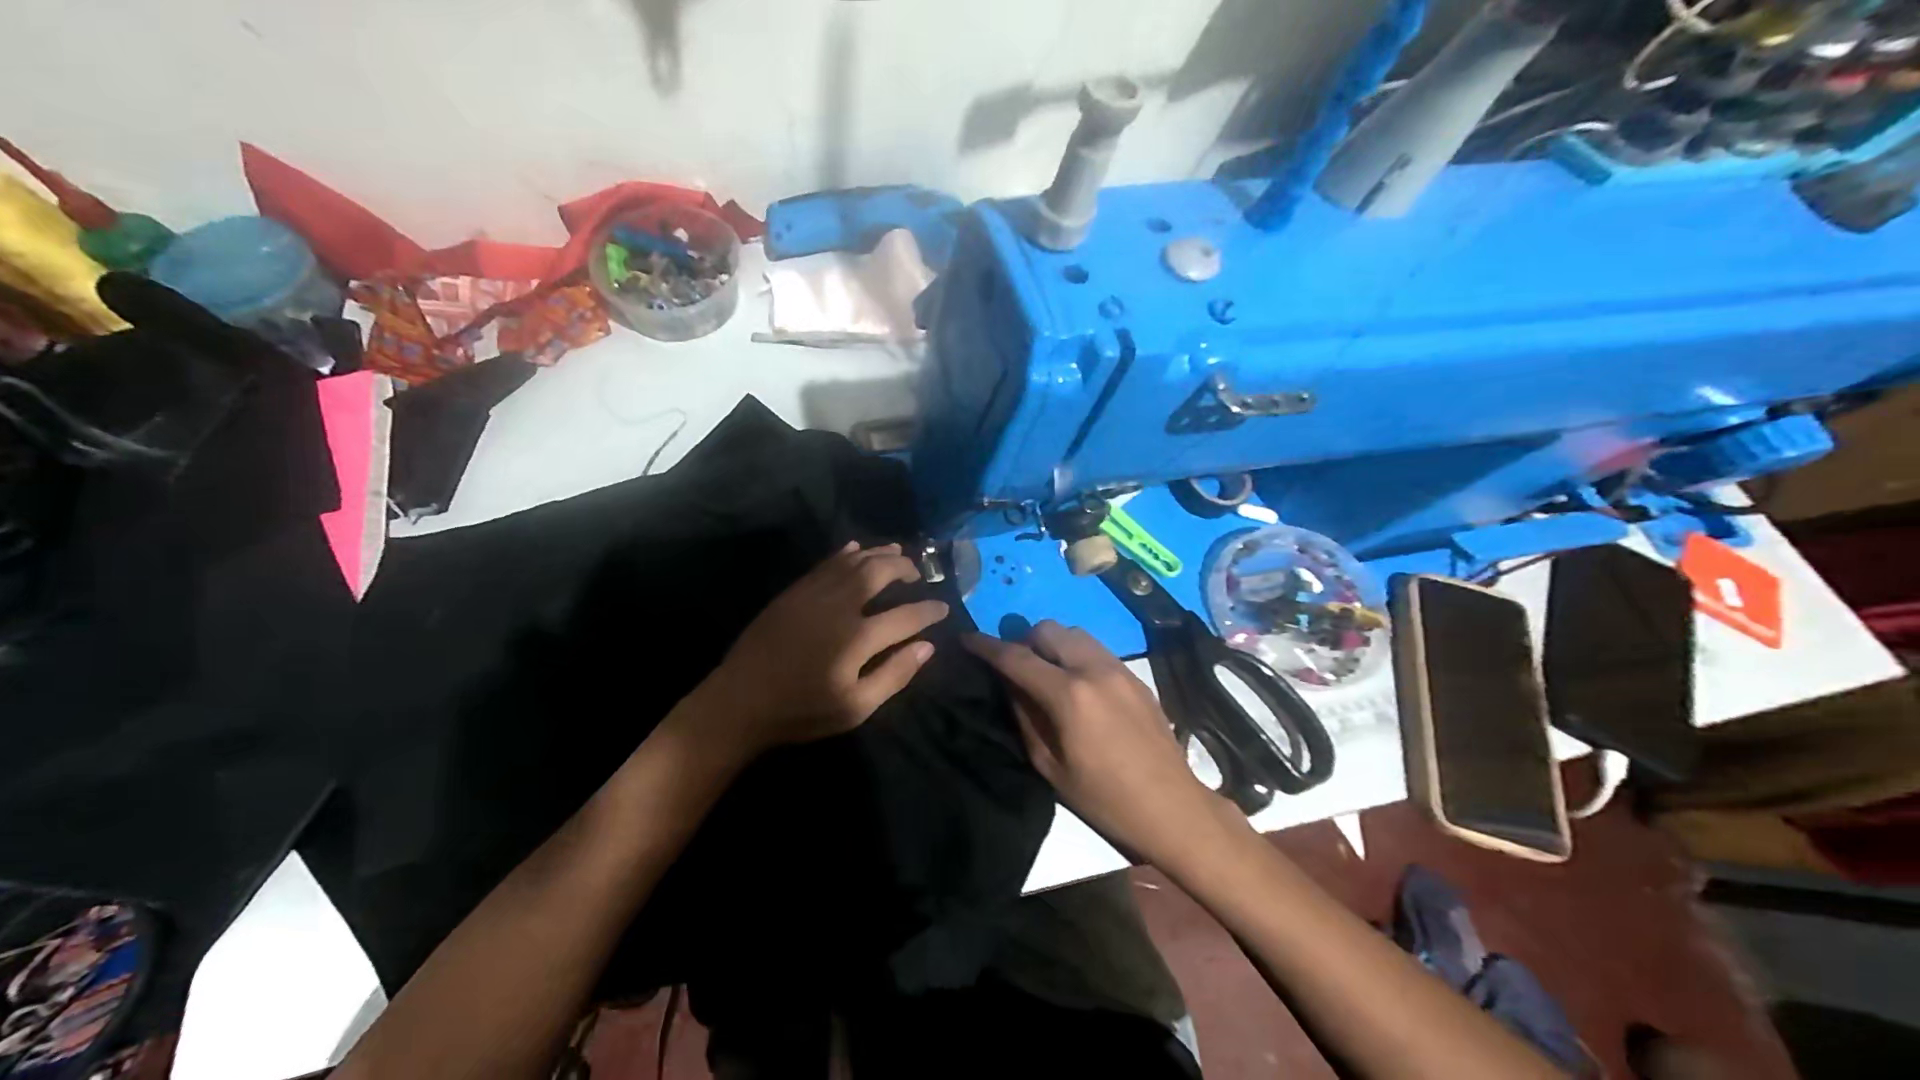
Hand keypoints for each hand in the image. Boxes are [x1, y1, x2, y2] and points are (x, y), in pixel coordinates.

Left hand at [691, 542, 946, 759]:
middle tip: (918, 573)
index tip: (944, 608)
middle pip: (879, 573)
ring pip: (853, 561)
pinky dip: (844, 552)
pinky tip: (856, 548)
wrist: (740, 701)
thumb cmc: (802, 711)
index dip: (929, 611)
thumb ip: (894, 675)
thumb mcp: (855, 707)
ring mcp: (814, 594)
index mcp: (858, 637)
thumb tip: (928, 646)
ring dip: (879, 554)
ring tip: (898, 553)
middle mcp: (839, 606)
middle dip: (904, 569)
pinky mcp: (794, 592)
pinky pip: (825, 563)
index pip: (906, 616)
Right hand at [963, 621, 1244, 869]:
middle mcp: (1094, 669)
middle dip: (1024, 640)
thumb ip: (1024, 716)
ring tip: (1046, 672)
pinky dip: (1076, 654)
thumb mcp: (1050, 765)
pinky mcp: (1135, 675)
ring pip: (1075, 633)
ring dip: (1052, 644)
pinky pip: (1096, 649)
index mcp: (1069, 695)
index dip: (986, 646)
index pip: (1016, 657)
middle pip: (1048, 630)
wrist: (1171, 806)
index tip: (967, 640)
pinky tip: (1077, 684)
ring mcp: (1119, 668)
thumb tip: (1008, 684)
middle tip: (1015, 666)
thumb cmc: (1104, 797)